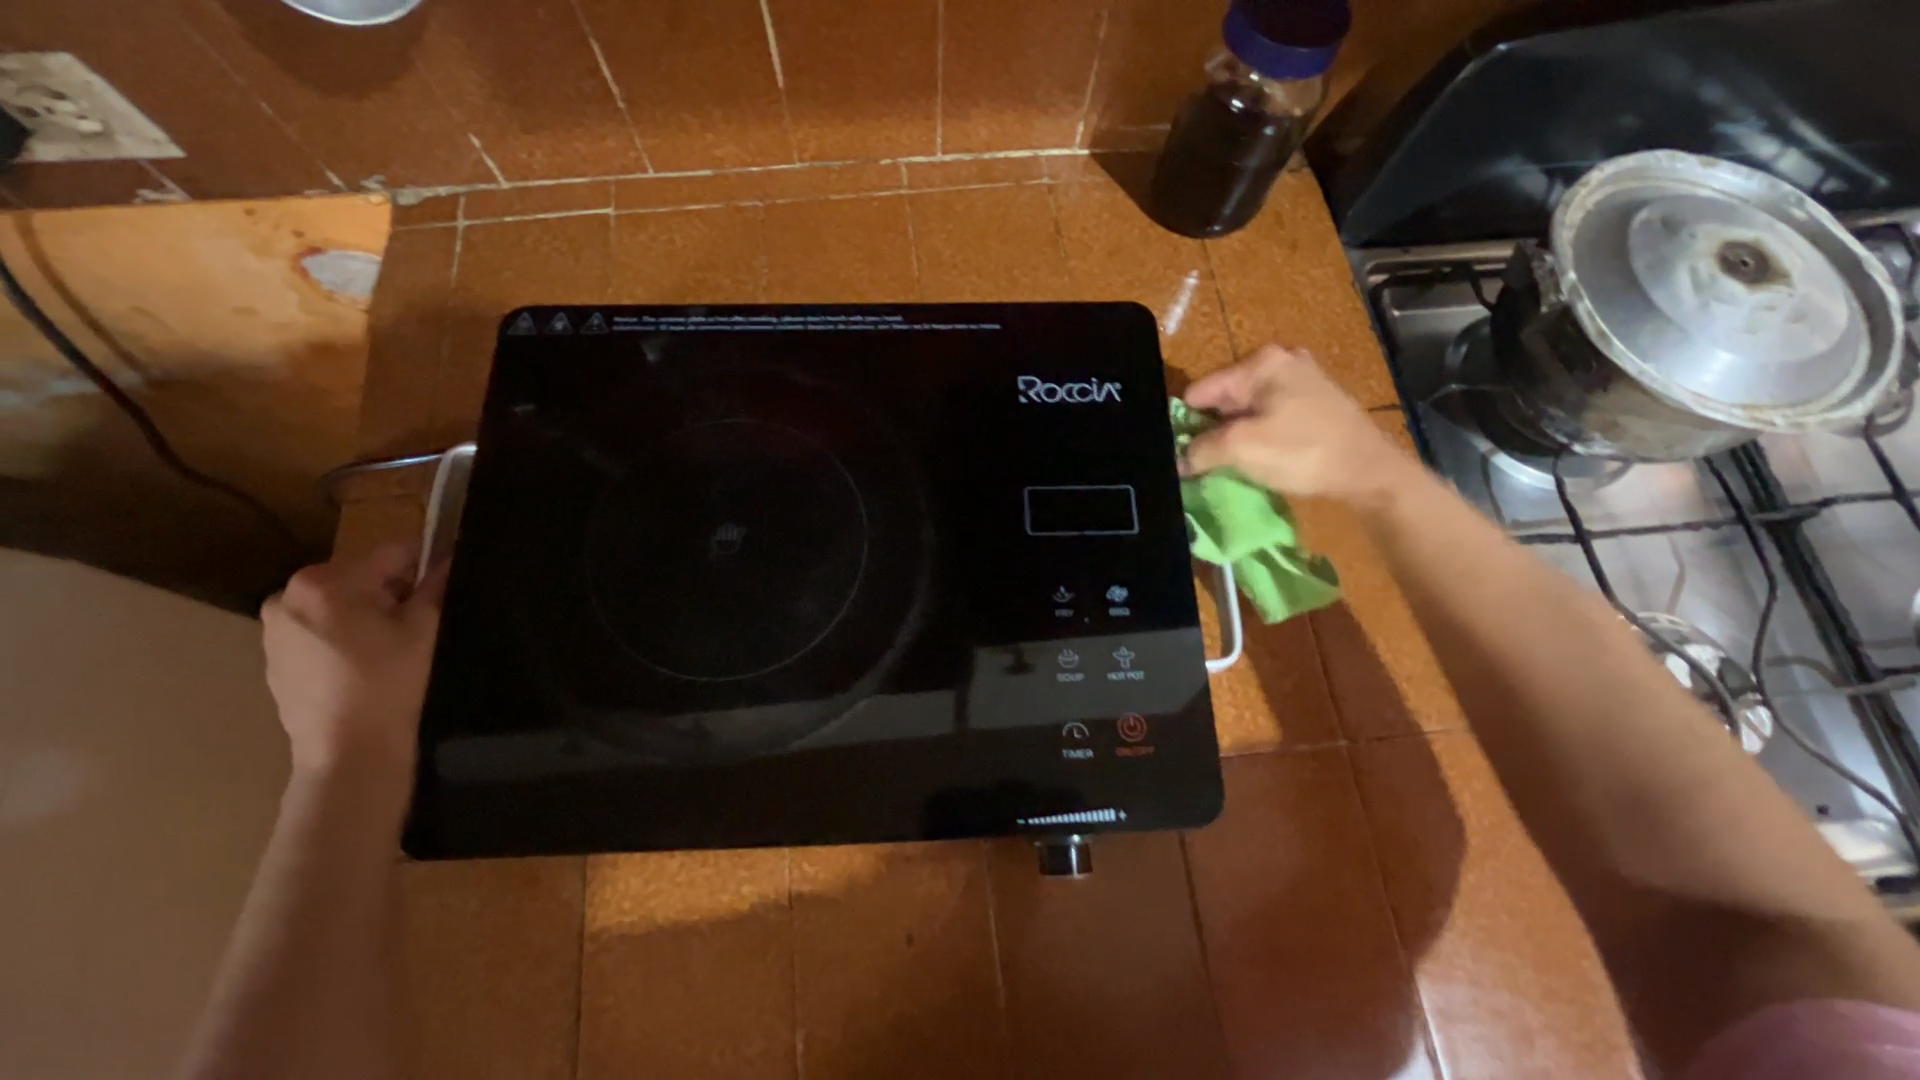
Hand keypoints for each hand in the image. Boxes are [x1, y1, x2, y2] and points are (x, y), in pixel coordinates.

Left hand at [260, 544, 447, 776]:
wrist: (347, 749)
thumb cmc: (389, 683)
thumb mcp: (423, 629)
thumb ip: (435, 586)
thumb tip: (448, 560)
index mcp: (325, 582)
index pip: (390, 552)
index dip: (425, 560)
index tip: (445, 576)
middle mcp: (288, 595)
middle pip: (358, 575)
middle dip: (390, 589)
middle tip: (418, 620)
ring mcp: (274, 627)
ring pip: (336, 602)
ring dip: (364, 612)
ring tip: (390, 645)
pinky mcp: (272, 654)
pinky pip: (317, 628)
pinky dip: (341, 635)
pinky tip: (363, 664)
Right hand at [1180, 344, 1421, 508]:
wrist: (1369, 471)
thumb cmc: (1302, 452)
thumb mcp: (1241, 449)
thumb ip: (1201, 450)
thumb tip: (1177, 459)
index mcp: (1260, 362)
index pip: (1199, 391)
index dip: (1186, 423)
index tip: (1183, 453)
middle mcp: (1280, 360)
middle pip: (1223, 397)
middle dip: (1212, 428)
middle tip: (1208, 462)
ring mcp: (1301, 379)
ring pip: (1247, 408)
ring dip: (1235, 434)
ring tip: (1234, 463)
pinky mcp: (1315, 400)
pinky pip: (1270, 414)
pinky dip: (1260, 434)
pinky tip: (1263, 457)